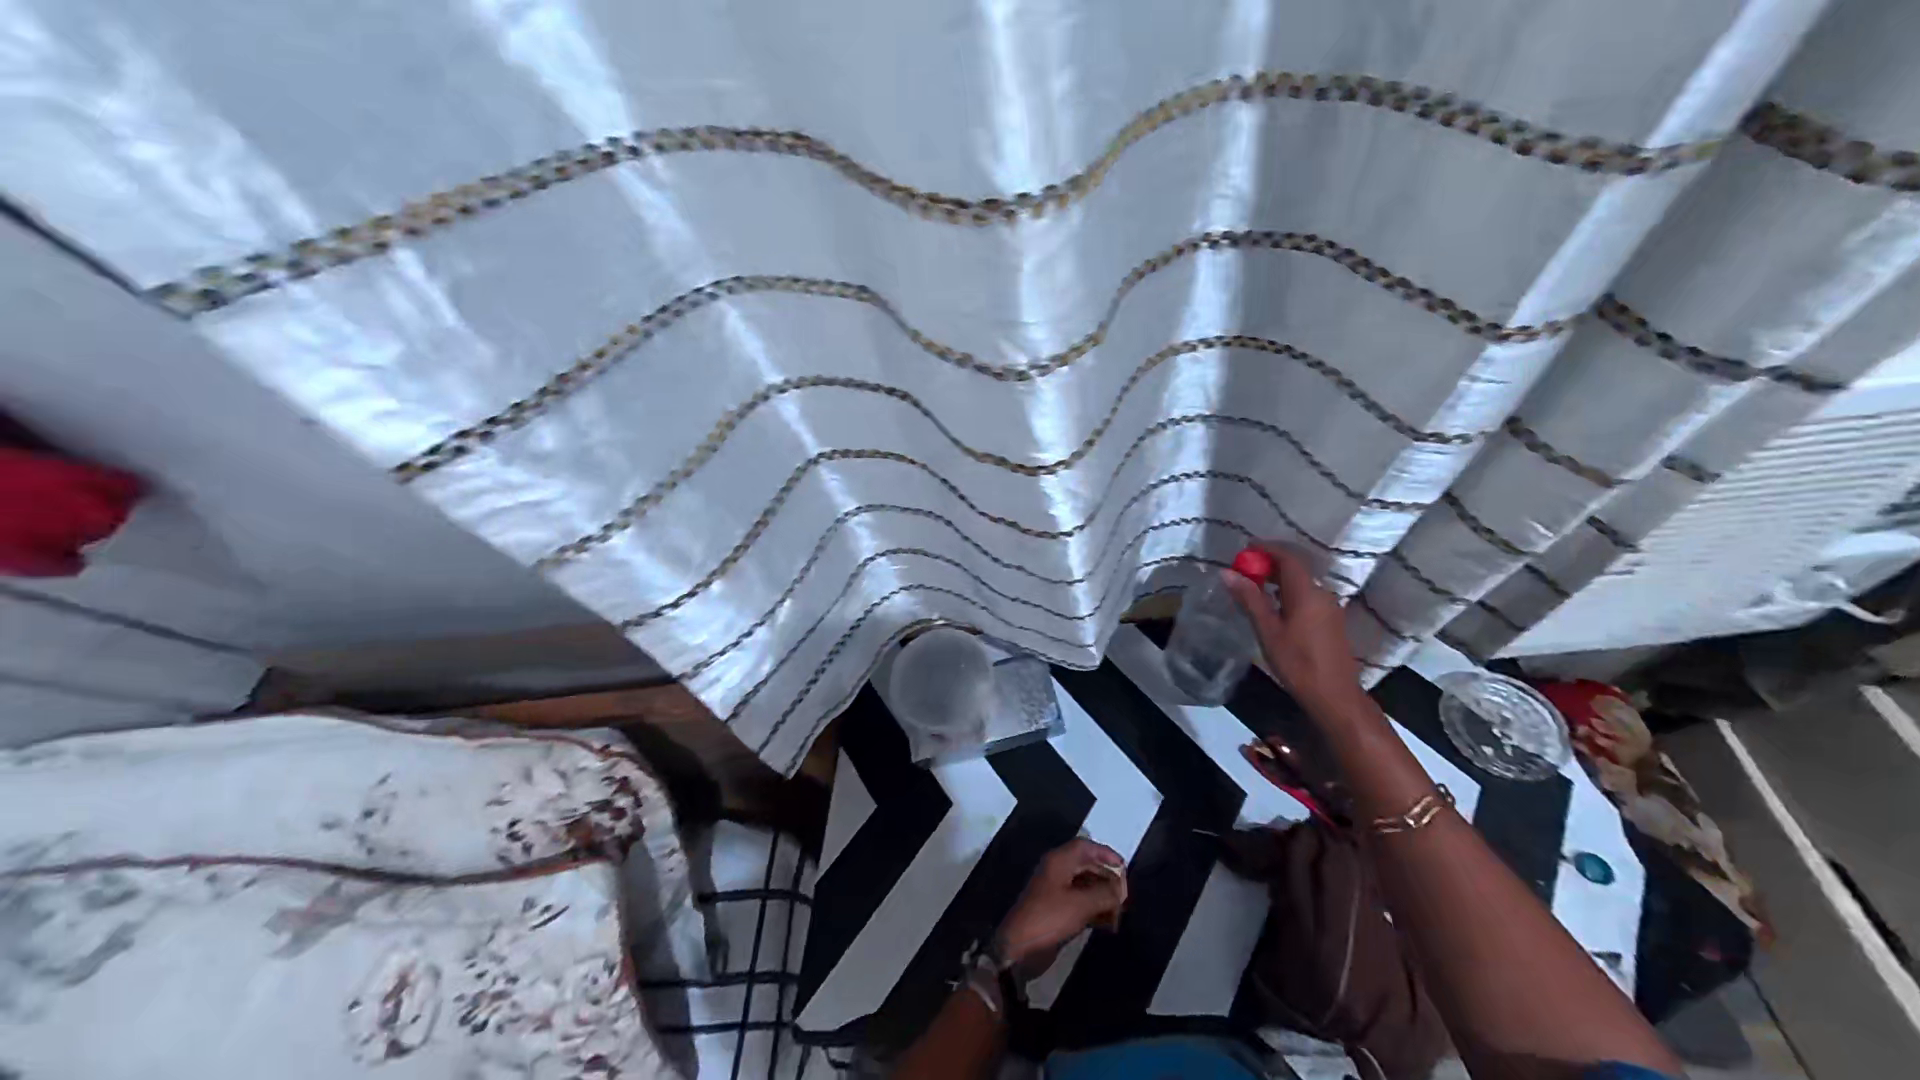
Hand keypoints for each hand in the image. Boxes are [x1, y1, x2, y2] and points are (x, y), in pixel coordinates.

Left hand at [994, 838, 1126, 974]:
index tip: (1124, 868)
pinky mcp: (1056, 910)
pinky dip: (1095, 909)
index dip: (1105, 854)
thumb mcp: (1081, 904)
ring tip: (1120, 912)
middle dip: (1107, 878)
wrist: (1020, 948)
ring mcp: (1056, 891)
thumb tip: (1120, 890)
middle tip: (1125, 896)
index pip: (1085, 847)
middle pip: (1087, 866)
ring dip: (1103, 896)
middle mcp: (1057, 871)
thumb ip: (1104, 894)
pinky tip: (1108, 923)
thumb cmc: (1049, 919)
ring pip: (1085, 885)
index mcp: (1059, 861)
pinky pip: (1080, 902)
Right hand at [1220, 542, 1363, 712]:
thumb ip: (1250, 599)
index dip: (1267, 549)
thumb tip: (1227, 573)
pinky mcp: (1331, 620)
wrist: (1334, 695)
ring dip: (1278, 579)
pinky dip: (1288, 592)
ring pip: (1302, 583)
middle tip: (1243, 570)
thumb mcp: (1268, 631)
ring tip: (1253, 588)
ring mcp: (1330, 607)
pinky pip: (1307, 595)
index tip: (1245, 549)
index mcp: (1307, 593)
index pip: (1288, 558)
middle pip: (1296, 569)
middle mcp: (1322, 594)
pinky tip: (1273, 607)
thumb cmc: (1297, 663)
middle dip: (1269, 564)